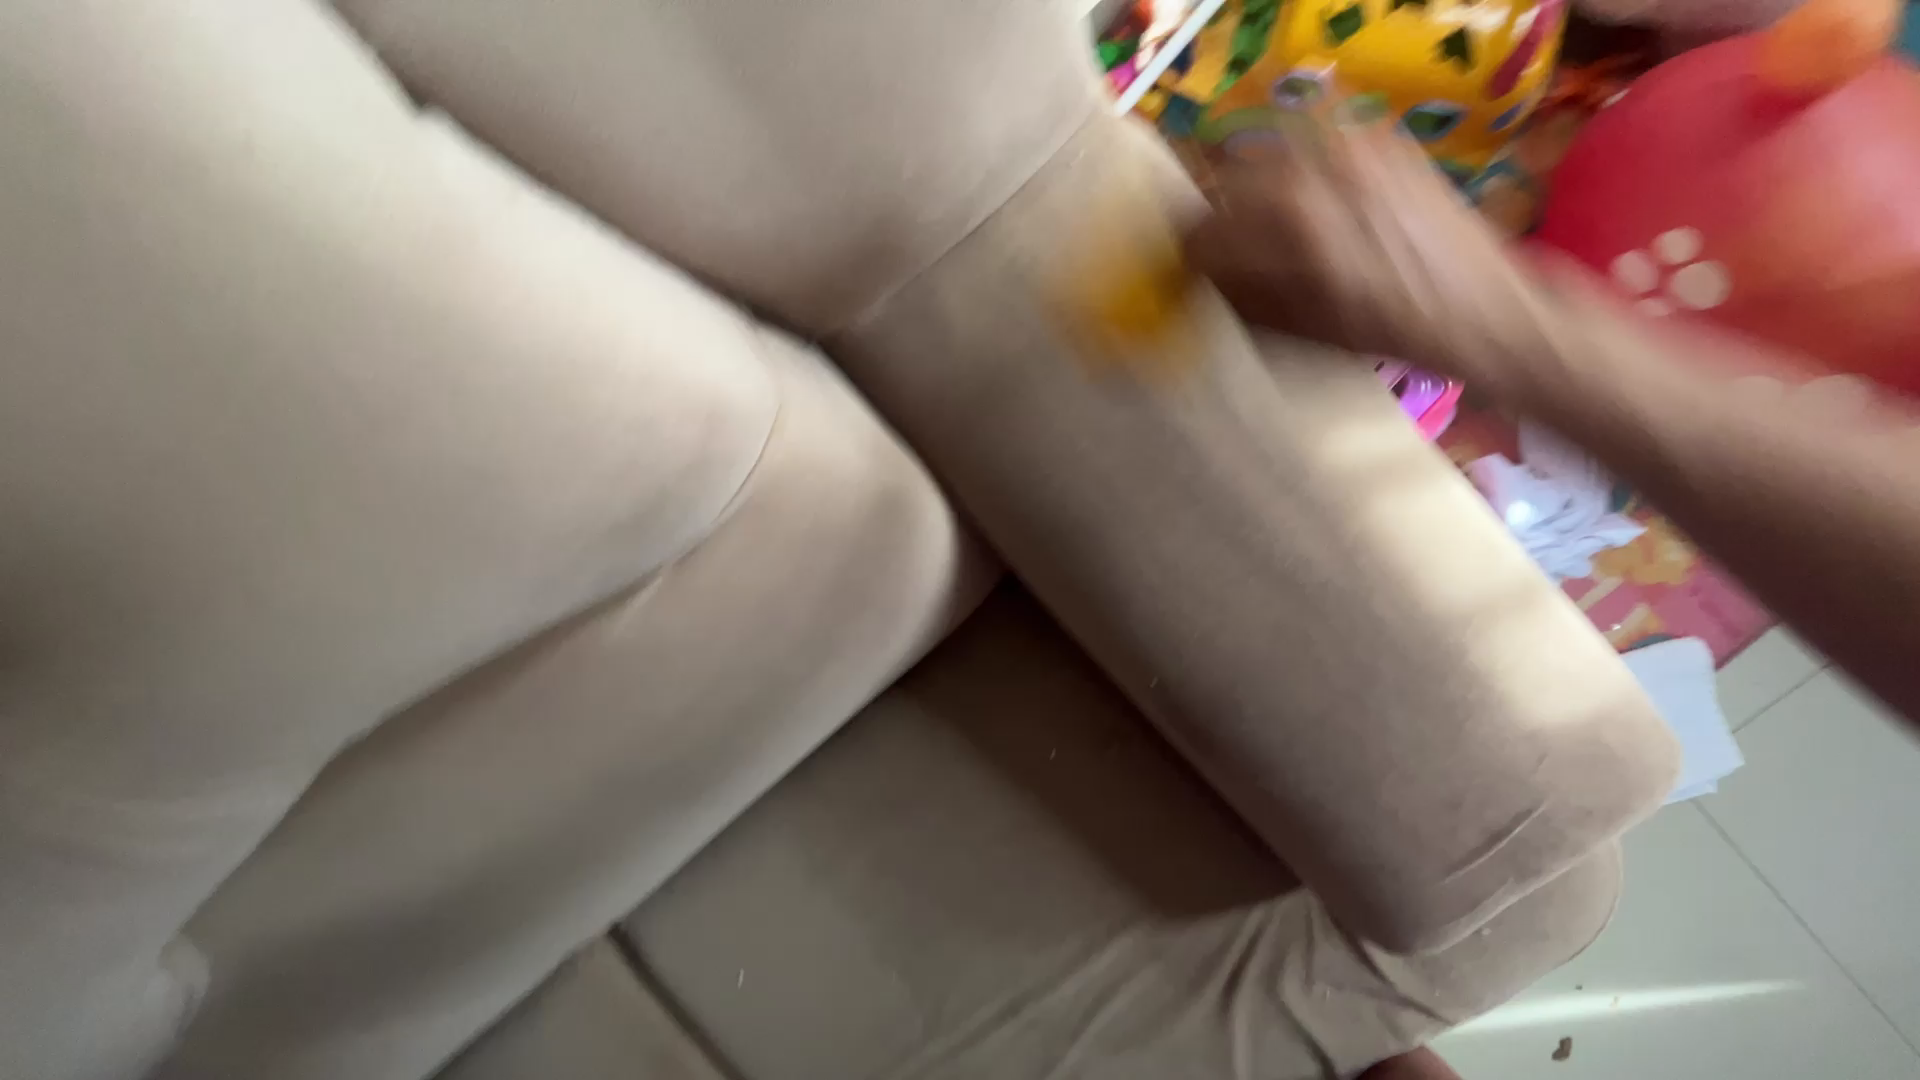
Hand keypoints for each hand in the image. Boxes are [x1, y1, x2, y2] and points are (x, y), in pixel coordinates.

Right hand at [1180, 126, 1561, 399]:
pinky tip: (1307, 196)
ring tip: (1262, 224)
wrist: (1482, 308)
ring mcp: (1353, 149)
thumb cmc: (1385, 333)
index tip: (1186, 274)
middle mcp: (1316, 174)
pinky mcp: (1382, 141)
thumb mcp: (1298, 330)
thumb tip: (1197, 285)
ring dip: (1251, 190)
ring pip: (1267, 156)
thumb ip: (1238, 298)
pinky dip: (1299, 164)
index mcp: (1287, 228)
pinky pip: (1317, 138)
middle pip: (1226, 185)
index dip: (1186, 258)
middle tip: (1218, 251)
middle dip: (1215, 221)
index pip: (1201, 232)